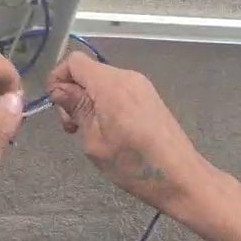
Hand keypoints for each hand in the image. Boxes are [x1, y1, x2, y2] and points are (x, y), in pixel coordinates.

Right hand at [47, 51, 215, 216]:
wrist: (182, 179)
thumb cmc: (133, 164)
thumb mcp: (94, 140)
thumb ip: (75, 108)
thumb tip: (59, 89)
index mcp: (110, 84)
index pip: (74, 61)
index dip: (58, 78)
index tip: (58, 106)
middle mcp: (127, 76)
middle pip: (88, 70)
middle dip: (73, 93)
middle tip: (73, 127)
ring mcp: (141, 86)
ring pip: (102, 81)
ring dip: (89, 100)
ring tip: (90, 131)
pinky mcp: (149, 97)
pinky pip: (117, 90)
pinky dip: (105, 103)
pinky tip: (109, 130)